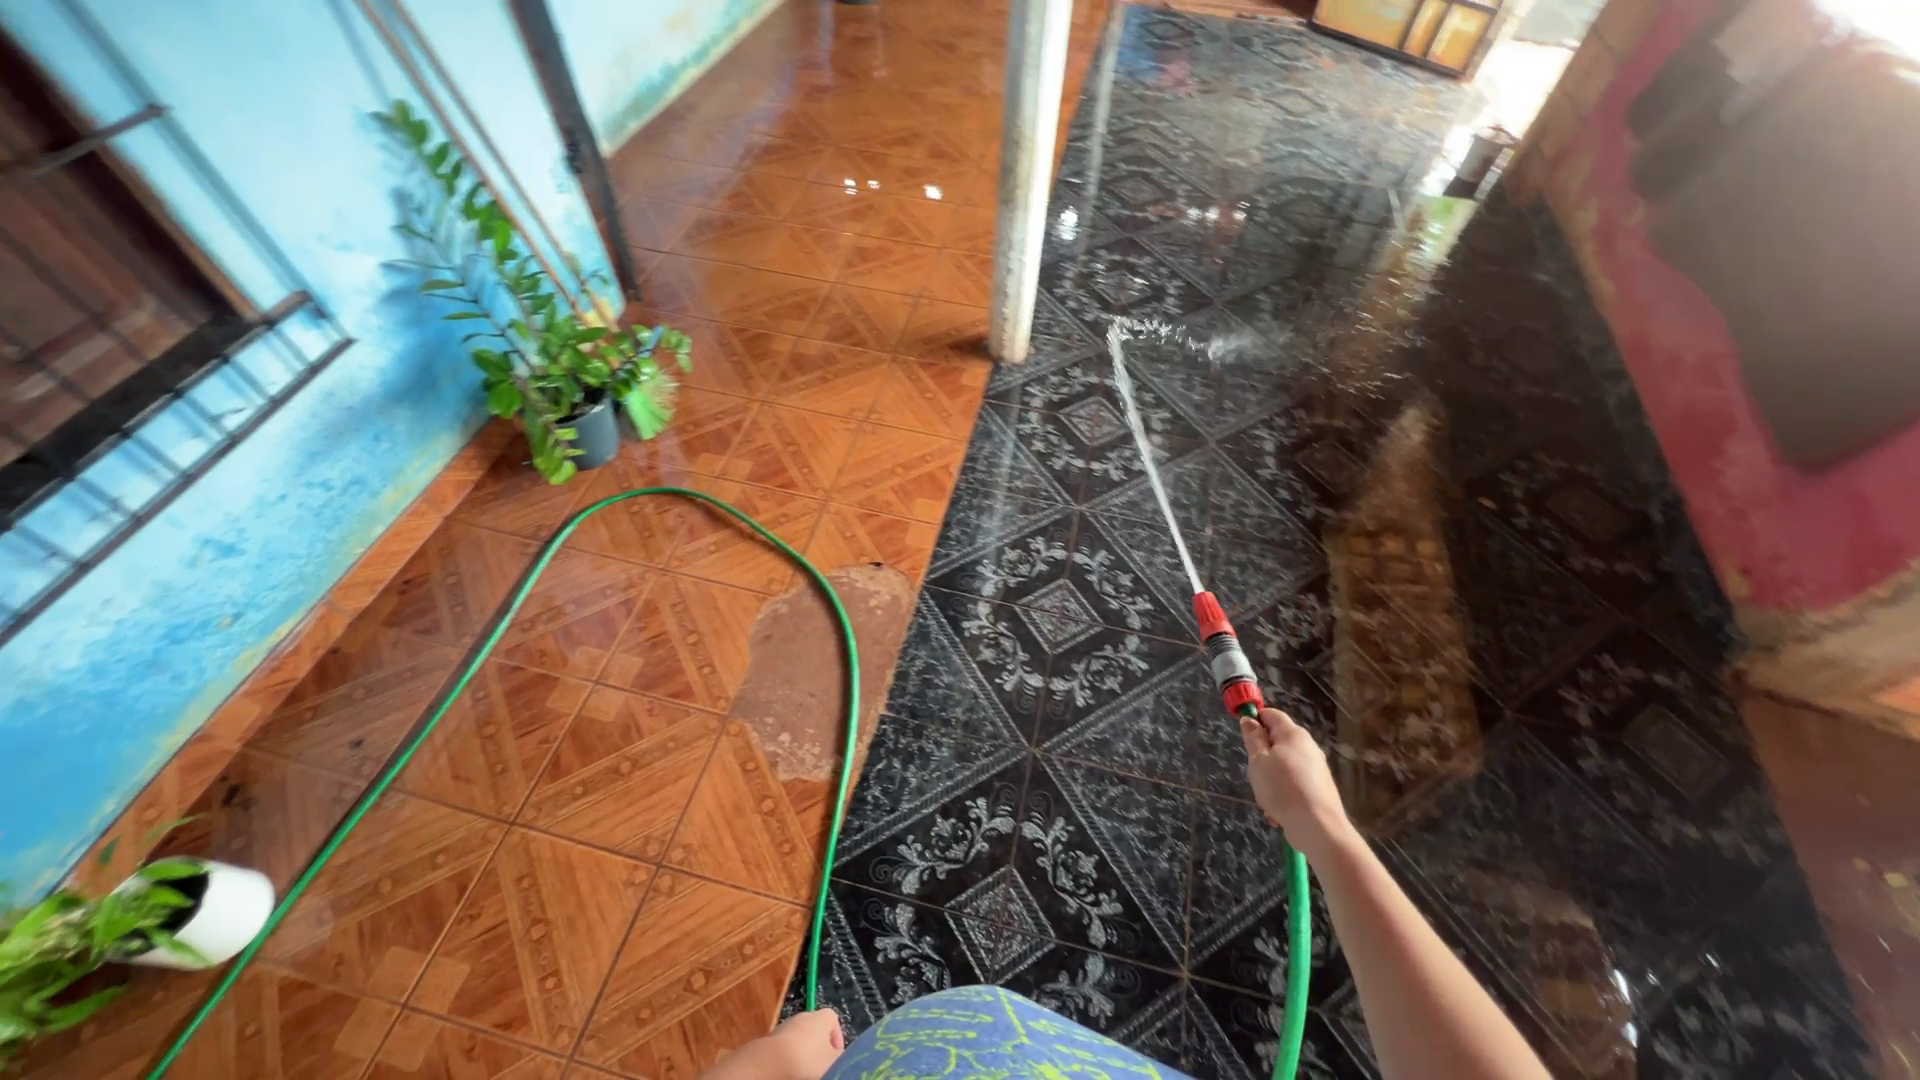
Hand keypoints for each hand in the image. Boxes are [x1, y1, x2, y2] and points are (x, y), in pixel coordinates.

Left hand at [702, 1008, 844, 1079]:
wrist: (764, 1068)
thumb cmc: (806, 1063)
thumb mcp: (834, 1064)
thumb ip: (843, 1061)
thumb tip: (844, 1061)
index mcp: (820, 1018)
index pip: (833, 1020)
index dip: (836, 1039)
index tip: (836, 1059)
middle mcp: (800, 1018)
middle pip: (813, 1033)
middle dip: (817, 1052)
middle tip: (820, 1071)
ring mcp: (780, 1030)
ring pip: (796, 1044)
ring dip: (799, 1059)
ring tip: (801, 1076)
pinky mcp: (765, 1045)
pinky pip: (780, 1054)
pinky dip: (783, 1065)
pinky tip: (784, 1076)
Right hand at [1239, 707, 1354, 861]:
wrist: (1317, 827)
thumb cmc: (1282, 788)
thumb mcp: (1258, 760)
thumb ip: (1253, 738)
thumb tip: (1249, 719)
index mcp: (1293, 734)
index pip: (1271, 714)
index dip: (1255, 719)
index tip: (1244, 736)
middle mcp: (1308, 747)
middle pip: (1278, 741)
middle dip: (1262, 755)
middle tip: (1254, 772)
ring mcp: (1316, 768)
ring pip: (1284, 765)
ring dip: (1270, 778)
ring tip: (1266, 797)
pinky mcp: (1319, 788)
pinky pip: (1294, 783)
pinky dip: (1283, 793)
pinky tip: (1278, 812)